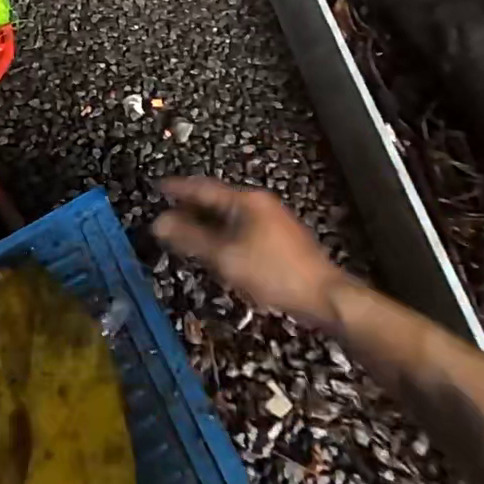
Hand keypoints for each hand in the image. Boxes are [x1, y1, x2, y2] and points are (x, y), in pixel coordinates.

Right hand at [152, 177, 353, 323]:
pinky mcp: (278, 236)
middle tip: (167, 213)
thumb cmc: (273, 273)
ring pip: (229, 214)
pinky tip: (214, 247)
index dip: (178, 188)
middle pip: (217, 199)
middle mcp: (259, 202)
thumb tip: (158, 223)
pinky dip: (222, 231)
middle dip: (190, 206)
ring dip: (206, 221)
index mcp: (246, 201)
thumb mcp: (225, 257)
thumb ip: (190, 238)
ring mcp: (271, 218)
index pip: (203, 188)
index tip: (158, 186)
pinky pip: (241, 225)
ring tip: (185, 231)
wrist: (325, 297)